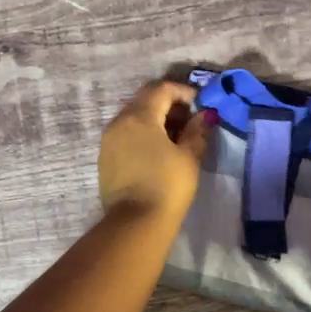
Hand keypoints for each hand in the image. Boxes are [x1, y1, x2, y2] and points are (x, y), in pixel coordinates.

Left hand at [98, 81, 213, 218]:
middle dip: (169, 105)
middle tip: (191, 120)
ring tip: (178, 137)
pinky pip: (125, 135)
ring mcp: (108, 141)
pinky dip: (143, 134)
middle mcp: (118, 122)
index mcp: (138, 116)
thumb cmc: (167, 185)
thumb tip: (205, 116)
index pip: (161, 89)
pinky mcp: (105, 158)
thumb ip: (198, 131)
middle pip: (145, 100)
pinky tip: (159, 151)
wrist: (136, 222)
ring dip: (156, 120)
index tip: (201, 105)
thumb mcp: (189, 157)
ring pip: (133, 118)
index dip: (184, 92)